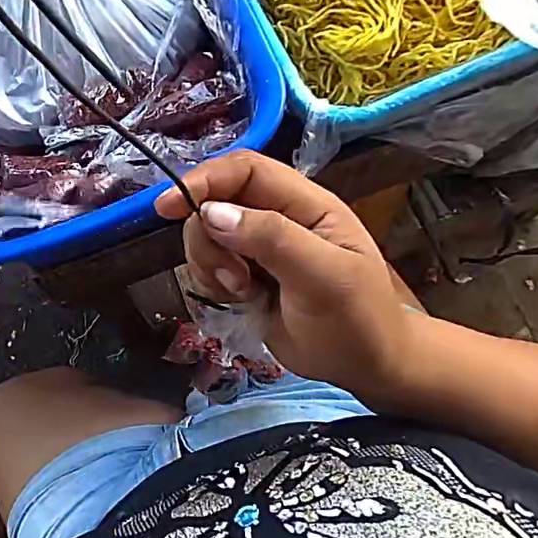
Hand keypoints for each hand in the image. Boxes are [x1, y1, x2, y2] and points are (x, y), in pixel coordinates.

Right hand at [155, 151, 416, 400]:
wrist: (367, 366)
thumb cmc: (357, 320)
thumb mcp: (323, 277)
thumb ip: (272, 239)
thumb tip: (212, 212)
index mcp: (305, 204)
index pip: (246, 170)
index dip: (206, 180)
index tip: (169, 206)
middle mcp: (279, 219)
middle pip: (217, 202)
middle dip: (208, 237)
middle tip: (234, 278)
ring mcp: (260, 250)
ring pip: (207, 235)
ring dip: (210, 263)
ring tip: (242, 292)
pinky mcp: (247, 278)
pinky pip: (210, 267)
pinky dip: (212, 283)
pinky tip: (241, 301)